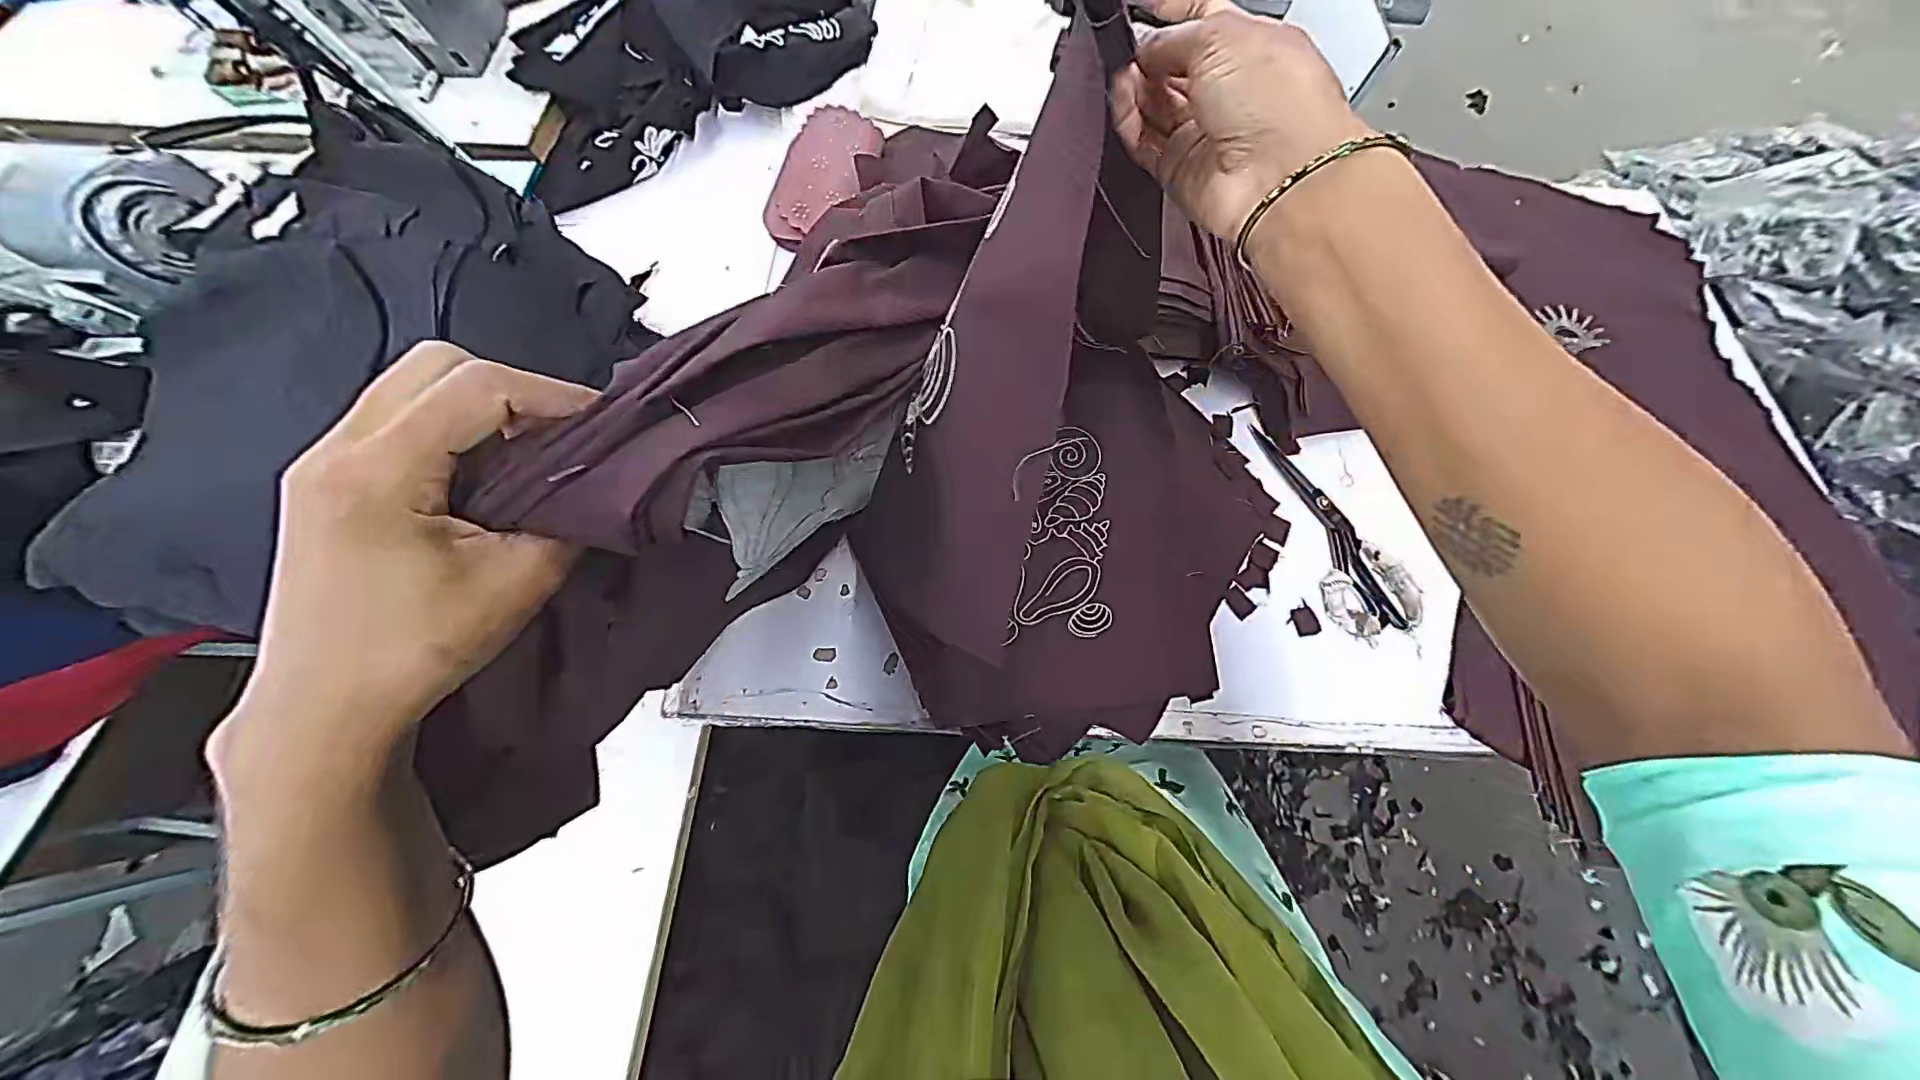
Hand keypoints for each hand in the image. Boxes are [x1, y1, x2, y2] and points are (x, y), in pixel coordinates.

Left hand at [214, 343, 596, 770]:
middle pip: (437, 364)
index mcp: (373, 472)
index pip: (474, 387)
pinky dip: (460, 430)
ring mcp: (326, 463)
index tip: (602, 419)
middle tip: (564, 431)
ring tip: (534, 451)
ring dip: (486, 406)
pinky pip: (405, 420)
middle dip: (515, 387)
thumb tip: (595, 488)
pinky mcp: (334, 483)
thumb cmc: (411, 652)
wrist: (326, 708)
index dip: (552, 394)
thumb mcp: (517, 583)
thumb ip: (566, 522)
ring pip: (416, 385)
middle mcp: (336, 451)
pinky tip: (492, 472)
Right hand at [1112, 0, 1373, 240]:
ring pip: (1151, 103)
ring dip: (1133, 86)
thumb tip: (1144, 43)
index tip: (1141, 8)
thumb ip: (1173, 36)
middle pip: (1169, 66)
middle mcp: (1225, 91)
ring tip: (1124, 76)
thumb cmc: (1280, 105)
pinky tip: (1124, 103)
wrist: (1278, 177)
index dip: (1169, 12)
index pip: (1200, 20)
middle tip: (1128, 49)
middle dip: (1146, 54)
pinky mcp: (1178, 167)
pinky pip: (1141, 140)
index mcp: (1249, 46)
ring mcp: (1200, 131)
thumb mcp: (1221, 36)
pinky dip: (1128, 121)